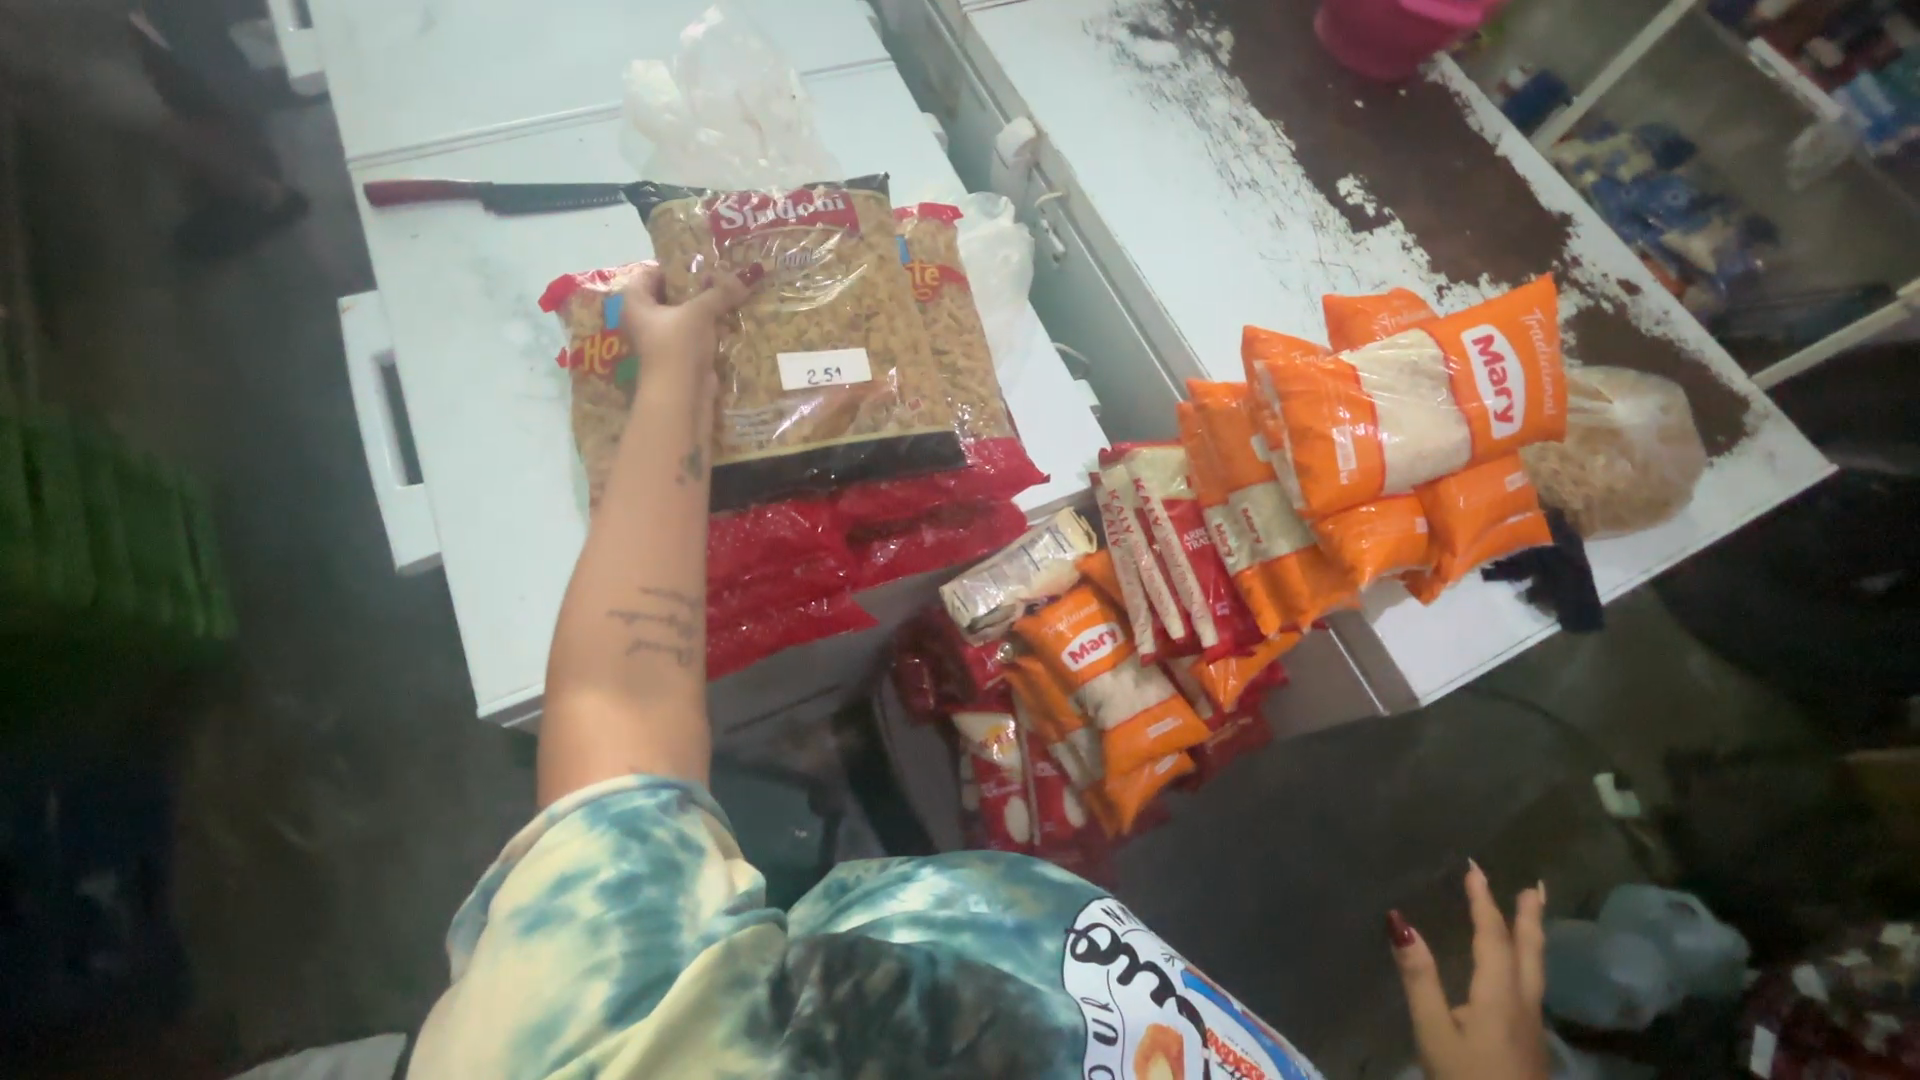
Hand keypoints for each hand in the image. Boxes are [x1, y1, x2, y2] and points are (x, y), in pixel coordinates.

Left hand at [618, 261, 762, 397]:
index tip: (699, 263)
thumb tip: (745, 277)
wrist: (681, 395)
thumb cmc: (677, 345)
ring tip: (731, 295)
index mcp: (635, 302)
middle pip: (670, 294)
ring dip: (706, 309)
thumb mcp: (699, 312)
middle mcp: (645, 319)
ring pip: (685, 316)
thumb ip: (719, 293)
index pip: (650, 273)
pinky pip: (696, 336)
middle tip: (720, 276)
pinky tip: (731, 321)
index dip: (672, 266)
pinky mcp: (681, 357)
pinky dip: (711, 329)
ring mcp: (663, 340)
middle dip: (695, 287)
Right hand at [1389, 863, 1548, 1079]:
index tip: (1474, 868)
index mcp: (1499, 996)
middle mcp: (1523, 1005)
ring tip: (1531, 918)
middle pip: (1529, 953)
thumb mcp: (1433, 1032)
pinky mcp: (1531, 1046)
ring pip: (1536, 971)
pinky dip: (1527, 962)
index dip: (1483, 901)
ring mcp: (1532, 1028)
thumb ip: (1419, 977)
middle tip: (1535, 887)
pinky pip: (1532, 987)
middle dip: (1528, 917)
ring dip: (1532, 939)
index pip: (1493, 937)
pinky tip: (1519, 973)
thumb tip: (1399, 920)